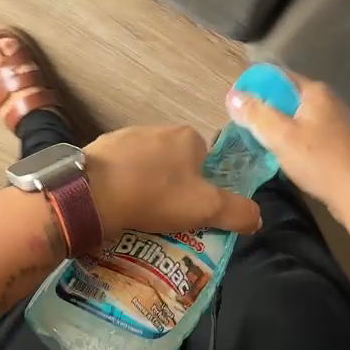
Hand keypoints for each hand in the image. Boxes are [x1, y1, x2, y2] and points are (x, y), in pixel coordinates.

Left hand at [82, 126, 261, 241]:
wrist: (92, 193)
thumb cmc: (156, 195)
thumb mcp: (206, 209)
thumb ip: (237, 211)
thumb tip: (258, 217)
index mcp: (188, 137)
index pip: (206, 161)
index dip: (204, 187)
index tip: (194, 211)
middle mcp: (159, 129)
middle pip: (176, 164)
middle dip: (174, 188)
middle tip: (169, 219)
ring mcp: (126, 137)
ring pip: (147, 167)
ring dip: (147, 188)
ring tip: (141, 218)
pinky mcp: (100, 151)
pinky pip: (120, 172)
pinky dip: (122, 188)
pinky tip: (118, 209)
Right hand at [225, 70, 349, 222]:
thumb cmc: (320, 161)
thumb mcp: (282, 136)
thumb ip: (256, 114)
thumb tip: (233, 95)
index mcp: (315, 91)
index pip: (277, 77)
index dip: (253, 87)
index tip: (234, 105)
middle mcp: (327, 100)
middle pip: (286, 97)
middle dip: (264, 110)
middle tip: (243, 127)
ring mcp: (336, 122)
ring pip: (296, 117)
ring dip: (277, 128)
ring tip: (258, 143)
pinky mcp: (339, 142)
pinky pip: (307, 133)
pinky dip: (292, 141)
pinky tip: (283, 156)